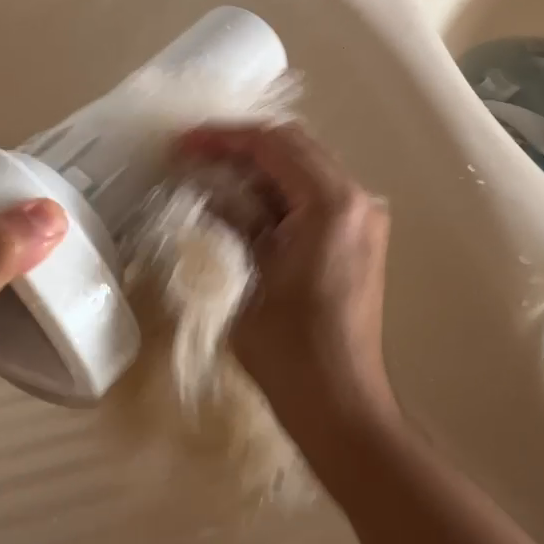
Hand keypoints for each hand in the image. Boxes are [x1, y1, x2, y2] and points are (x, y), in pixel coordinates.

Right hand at [176, 123, 396, 432]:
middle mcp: (356, 200)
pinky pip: (312, 195)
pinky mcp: (357, 240)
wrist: (339, 405)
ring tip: (207, 175)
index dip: (223, 138)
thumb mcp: (250, 275)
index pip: (273, 145)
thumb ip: (234, 220)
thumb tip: (207, 186)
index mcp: (331, 203)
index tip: (182, 144)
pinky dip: (275, 191)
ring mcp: (362, 220)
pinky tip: (239, 203)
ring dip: (256, 167)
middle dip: (239, 147)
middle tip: (190, 155)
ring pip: (303, 168)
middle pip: (292, 147)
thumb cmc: (290, 349)